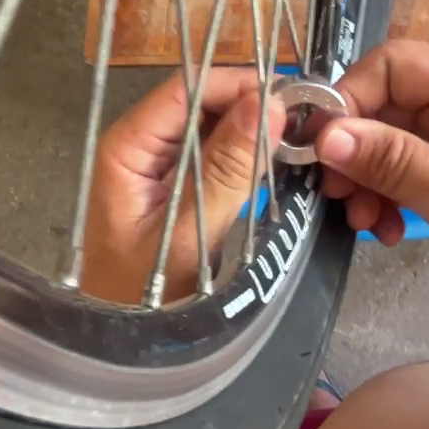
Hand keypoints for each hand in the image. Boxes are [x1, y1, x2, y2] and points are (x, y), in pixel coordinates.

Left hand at [80, 68, 284, 304]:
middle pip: (198, 103)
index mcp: (126, 148)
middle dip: (249, 104)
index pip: (185, 90)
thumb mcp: (190, 234)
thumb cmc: (144, 294)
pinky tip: (277, 157)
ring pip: (210, 126)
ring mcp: (156, 166)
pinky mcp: (175, 185)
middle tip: (307, 116)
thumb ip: (228, 170)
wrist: (121, 344)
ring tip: (300, 134)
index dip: (237, 83)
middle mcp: (139, 146)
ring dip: (251, 128)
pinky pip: (212, 153)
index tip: (291, 93)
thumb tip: (269, 104)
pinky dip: (244, 153)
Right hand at [314, 40, 428, 310]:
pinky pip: (406, 171)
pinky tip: (387, 230)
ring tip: (365, 223)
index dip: (350, 98)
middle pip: (386, 105)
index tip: (319, 148)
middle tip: (337, 195)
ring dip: (367, 181)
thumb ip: (395, 162)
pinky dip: (388, 198)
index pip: (394, 63)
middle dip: (354, 149)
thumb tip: (325, 136)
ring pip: (389, 142)